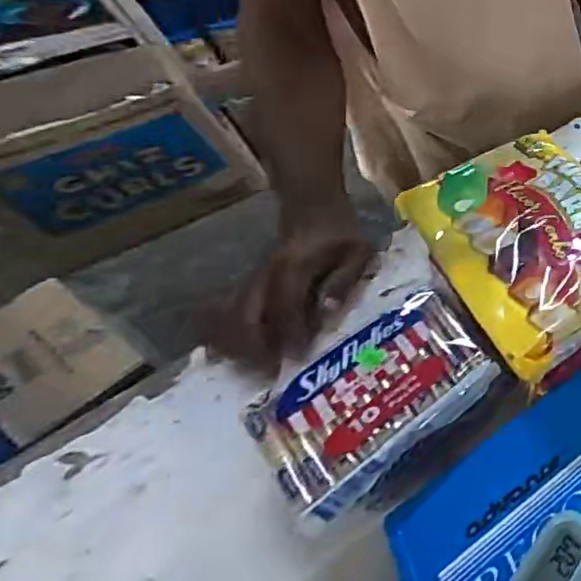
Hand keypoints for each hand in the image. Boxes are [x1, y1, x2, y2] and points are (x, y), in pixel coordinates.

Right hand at [208, 208, 374, 373]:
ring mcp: (252, 279)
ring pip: (227, 317)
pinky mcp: (248, 283)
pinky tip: (228, 354)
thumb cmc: (340, 231)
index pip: (284, 308)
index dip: (288, 336)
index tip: (294, 360)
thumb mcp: (356, 251)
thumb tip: (326, 313)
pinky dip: (223, 333)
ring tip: (249, 369)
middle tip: (267, 374)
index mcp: (293, 268)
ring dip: (234, 345)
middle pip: (244, 317)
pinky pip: (225, 311)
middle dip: (252, 349)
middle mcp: (266, 275)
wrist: (312, 206)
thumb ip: (342, 281)